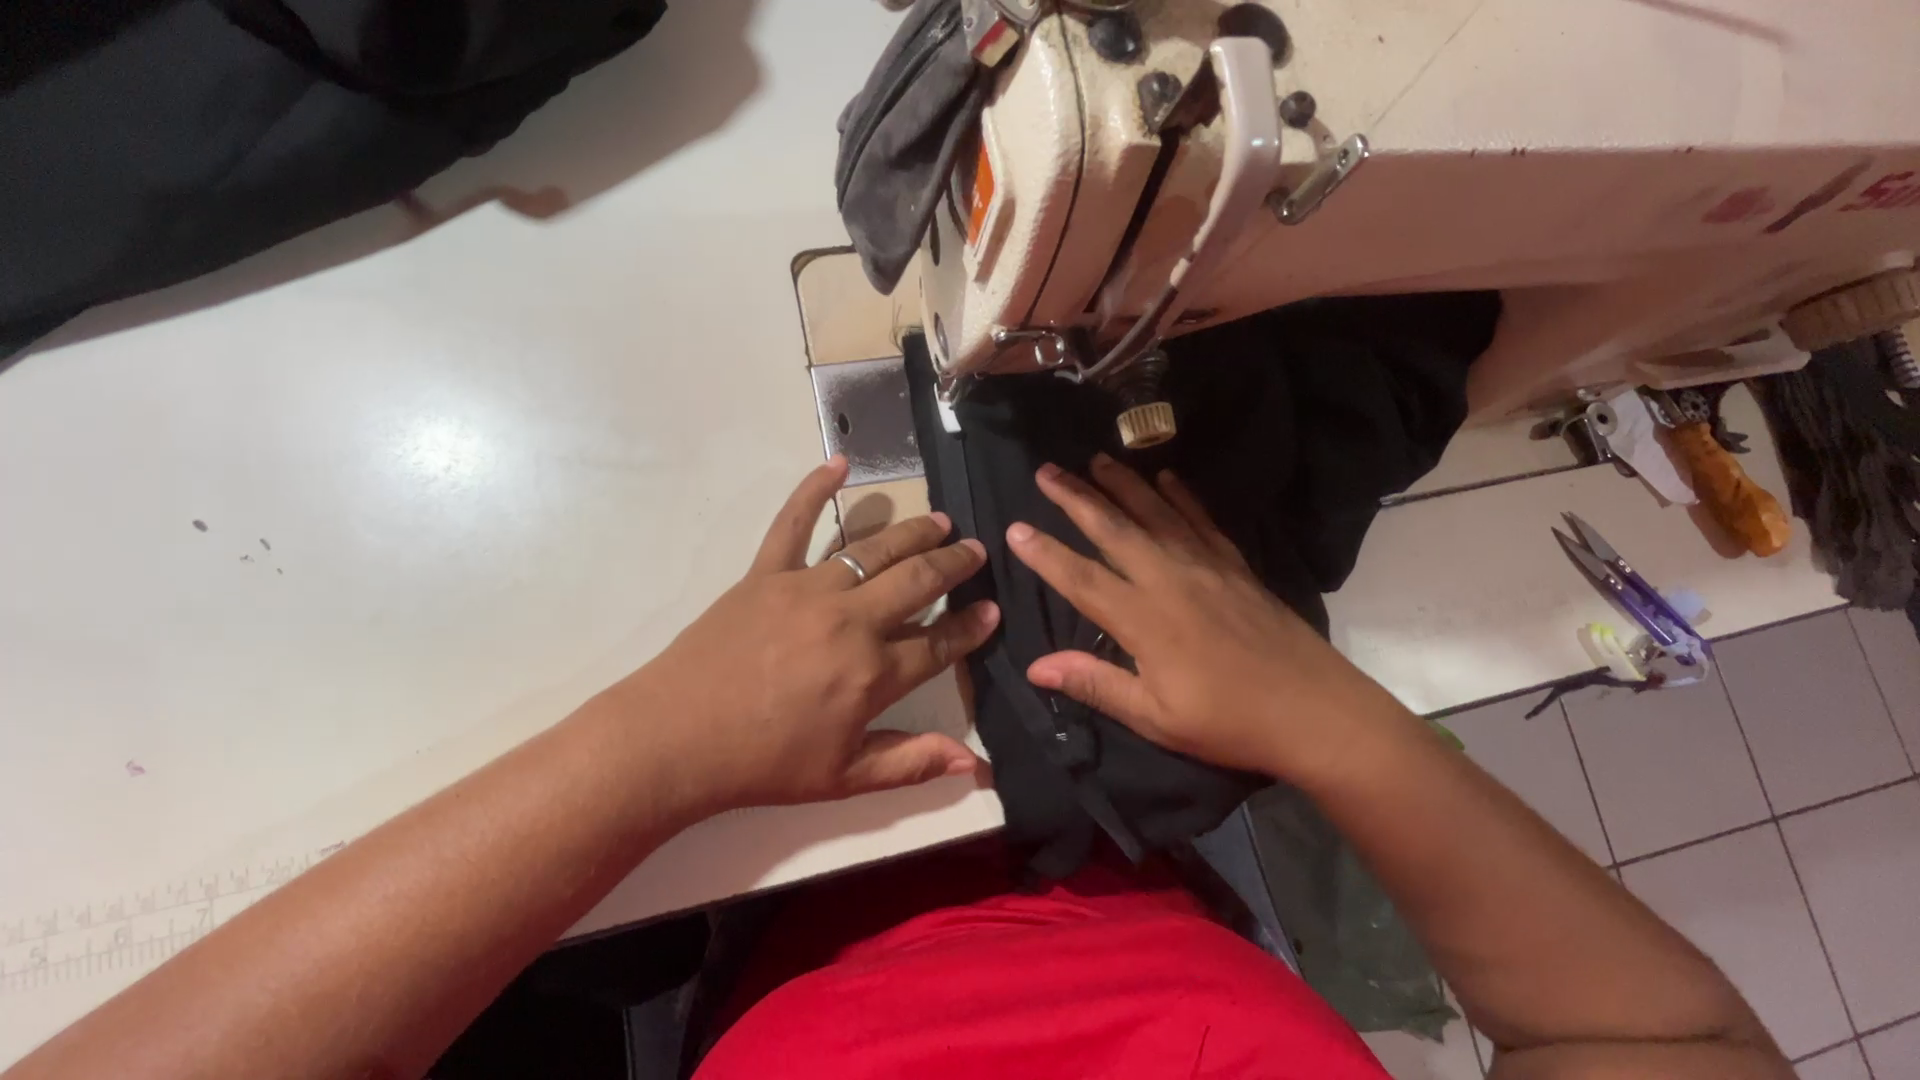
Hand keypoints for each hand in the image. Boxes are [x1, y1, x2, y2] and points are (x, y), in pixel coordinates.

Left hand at [605, 457, 998, 811]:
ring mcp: (807, 588)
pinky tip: (839, 462)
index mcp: (873, 672)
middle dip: (954, 563)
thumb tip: (976, 765)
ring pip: (873, 546)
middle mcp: (851, 619)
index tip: (993, 609)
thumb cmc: (764, 763)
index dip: (971, 626)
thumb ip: (912, 763)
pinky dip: (814, 489)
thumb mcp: (845, 778)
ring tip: (940, 521)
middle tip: (976, 551)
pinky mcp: (765, 573)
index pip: (940, 642)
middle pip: (917, 580)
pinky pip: (793, 522)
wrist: (676, 739)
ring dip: (913, 531)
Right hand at [1006, 454, 1408, 783]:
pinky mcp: (1236, 566)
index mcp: (1142, 619)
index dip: (1045, 553)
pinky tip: (1167, 477)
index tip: (1015, 528)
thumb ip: (1095, 684)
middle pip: (1113, 529)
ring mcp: (1206, 566)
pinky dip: (1182, 495)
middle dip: (1075, 497)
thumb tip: (1036, 666)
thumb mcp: (1155, 717)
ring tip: (1096, 459)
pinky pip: (1202, 520)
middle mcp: (1169, 578)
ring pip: (1156, 513)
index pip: (1080, 577)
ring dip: (1123, 484)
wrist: (1315, 711)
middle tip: (1046, 470)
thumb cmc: (1228, 722)